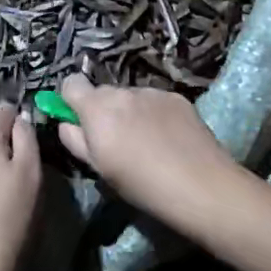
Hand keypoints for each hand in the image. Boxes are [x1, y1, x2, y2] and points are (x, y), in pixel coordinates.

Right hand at [55, 74, 235, 216]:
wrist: (203, 187)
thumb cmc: (142, 184)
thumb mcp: (98, 169)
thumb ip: (75, 140)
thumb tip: (67, 123)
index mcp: (97, 108)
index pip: (71, 83)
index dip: (71, 99)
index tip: (79, 121)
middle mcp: (122, 92)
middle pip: (102, 92)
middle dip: (103, 110)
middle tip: (116, 140)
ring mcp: (152, 92)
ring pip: (130, 97)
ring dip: (130, 112)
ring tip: (147, 142)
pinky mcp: (178, 98)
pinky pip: (154, 101)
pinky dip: (154, 114)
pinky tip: (168, 139)